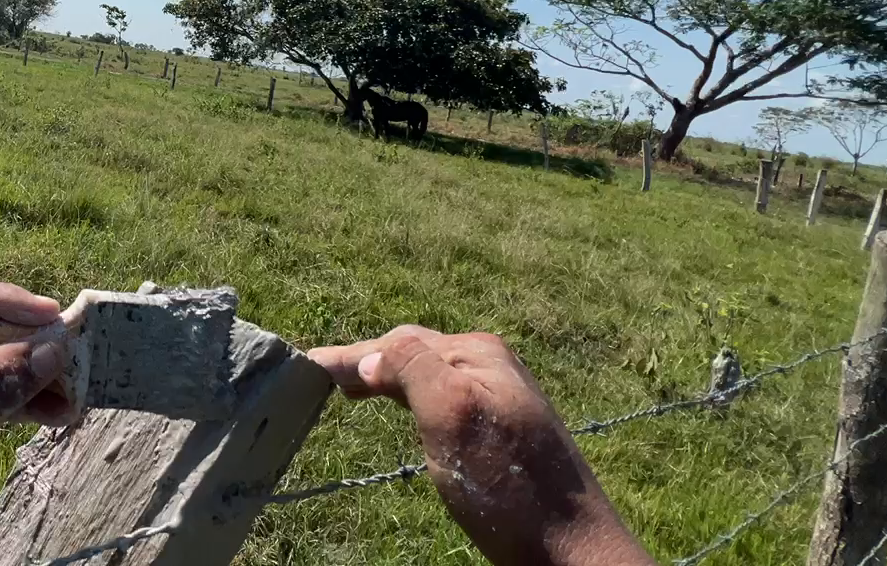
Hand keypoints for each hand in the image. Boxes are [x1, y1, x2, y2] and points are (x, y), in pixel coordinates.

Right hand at [309, 327, 655, 565]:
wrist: (579, 558)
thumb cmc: (508, 488)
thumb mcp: (451, 414)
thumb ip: (410, 367)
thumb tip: (370, 358)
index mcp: (475, 351)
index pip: (395, 342)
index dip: (350, 355)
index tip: (307, 366)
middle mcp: (489, 362)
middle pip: (409, 351)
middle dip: (365, 360)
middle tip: (322, 377)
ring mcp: (500, 393)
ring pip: (425, 373)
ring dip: (385, 376)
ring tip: (351, 389)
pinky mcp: (505, 426)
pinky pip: (441, 393)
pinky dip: (408, 395)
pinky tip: (402, 405)